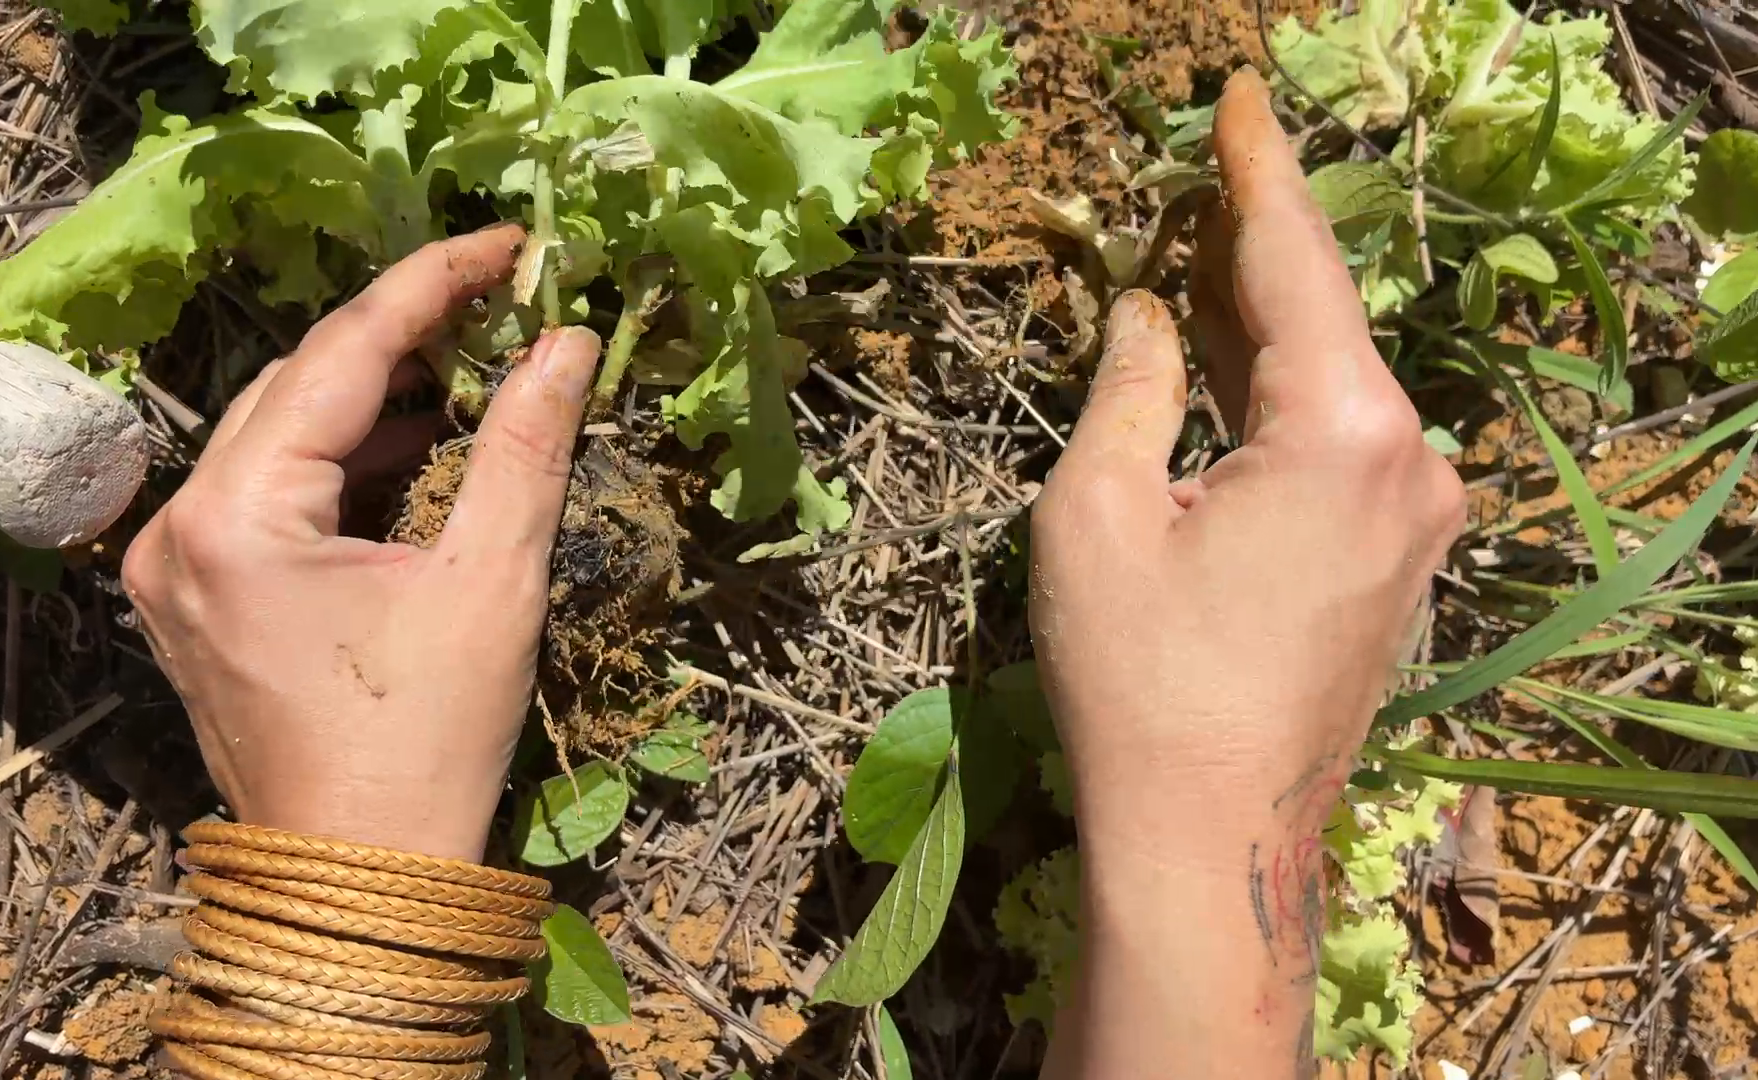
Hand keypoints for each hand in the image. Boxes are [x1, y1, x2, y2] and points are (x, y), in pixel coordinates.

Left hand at [123, 226, 601, 862]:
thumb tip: (570, 345)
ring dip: (387, 399)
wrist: (367, 872)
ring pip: (293, 439)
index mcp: (237, 516)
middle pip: (305, 388)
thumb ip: (527, 449)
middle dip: (407, 334)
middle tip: (497, 297)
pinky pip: (288, 495)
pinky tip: (422, 456)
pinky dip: (360, 464)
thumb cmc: (434, 733)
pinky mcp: (215, 600)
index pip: (342, 357)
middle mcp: (182, 528)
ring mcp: (186, 567)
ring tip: (474, 367)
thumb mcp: (494, 580)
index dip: (432, 286)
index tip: (506, 244)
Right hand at [1030, 70, 1466, 854]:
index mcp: (1344, 432)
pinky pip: (1327, 456)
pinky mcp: (1393, 572)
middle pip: (1315, 325)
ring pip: (1320, 396)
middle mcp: (1412, 464)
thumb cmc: (1133, 668)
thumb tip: (1139, 313)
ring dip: (1248, 343)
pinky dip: (1267, 413)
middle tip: (1186, 197)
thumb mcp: (1094, 511)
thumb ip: (1124, 390)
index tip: (1241, 97)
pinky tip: (1219, 403)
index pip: (1291, 262)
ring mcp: (1415, 524)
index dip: (1253, 173)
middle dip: (1242, 259)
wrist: (1203, 829)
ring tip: (1182, 293)